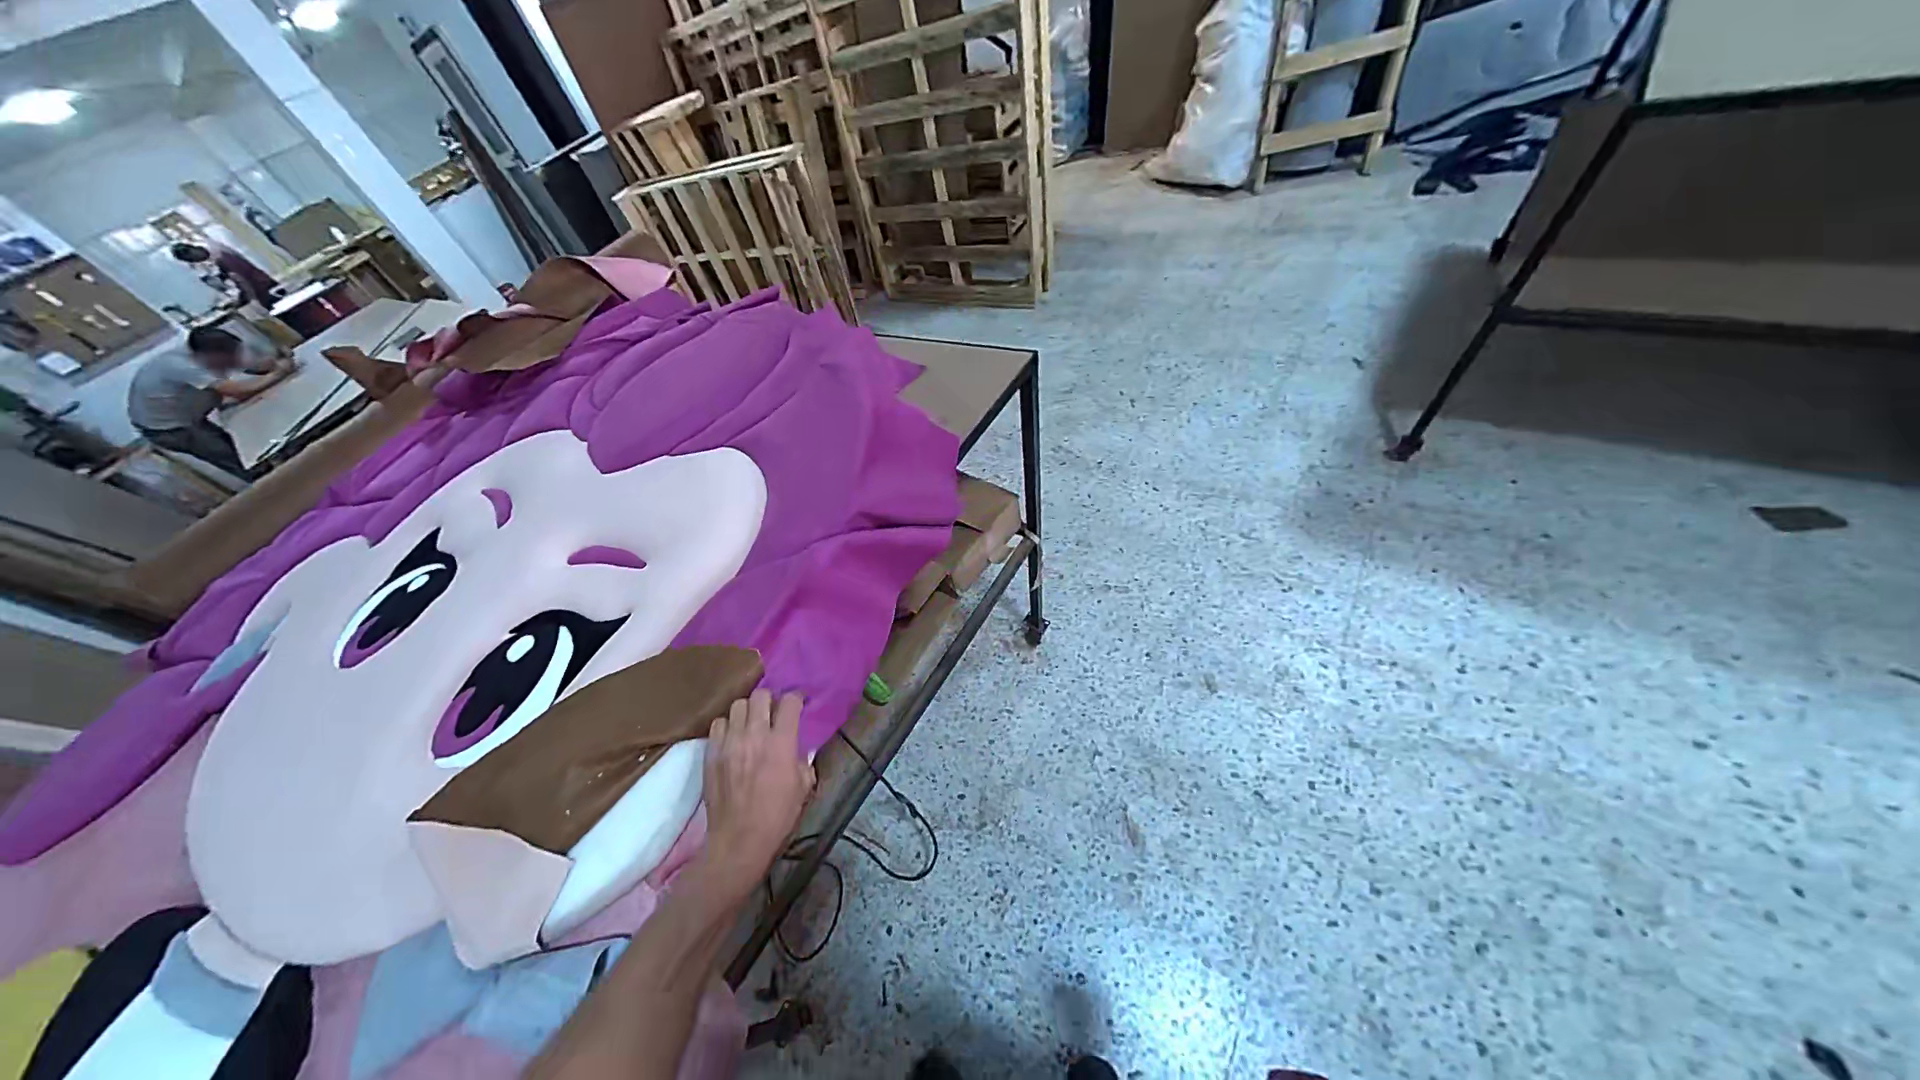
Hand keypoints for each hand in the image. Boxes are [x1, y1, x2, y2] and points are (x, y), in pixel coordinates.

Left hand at [700, 690, 813, 897]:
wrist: (739, 840)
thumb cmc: (778, 815)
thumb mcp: (803, 786)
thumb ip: (802, 760)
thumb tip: (797, 749)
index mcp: (782, 742)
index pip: (790, 701)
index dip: (797, 700)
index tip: (798, 706)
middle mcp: (755, 734)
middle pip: (760, 695)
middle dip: (770, 700)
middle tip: (773, 713)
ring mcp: (730, 742)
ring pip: (737, 705)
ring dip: (748, 711)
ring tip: (751, 724)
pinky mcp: (711, 753)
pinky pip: (718, 724)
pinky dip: (728, 726)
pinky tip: (733, 739)